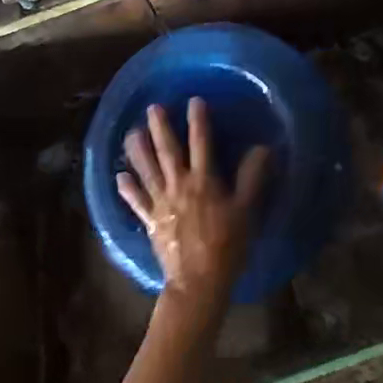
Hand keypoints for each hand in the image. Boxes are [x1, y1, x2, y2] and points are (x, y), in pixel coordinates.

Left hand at [119, 99, 270, 310]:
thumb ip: (252, 178)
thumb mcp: (246, 211)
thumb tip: (263, 148)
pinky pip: (136, 202)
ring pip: (147, 171)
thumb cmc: (227, 246)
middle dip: (160, 128)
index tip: (194, 101)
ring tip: (130, 133)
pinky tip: (119, 177)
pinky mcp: (151, 221)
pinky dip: (127, 189)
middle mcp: (179, 186)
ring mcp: (161, 203)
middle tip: (152, 107)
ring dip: (138, 151)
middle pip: (168, 151)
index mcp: (204, 181)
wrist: (198, 282)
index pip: (202, 143)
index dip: (198, 121)